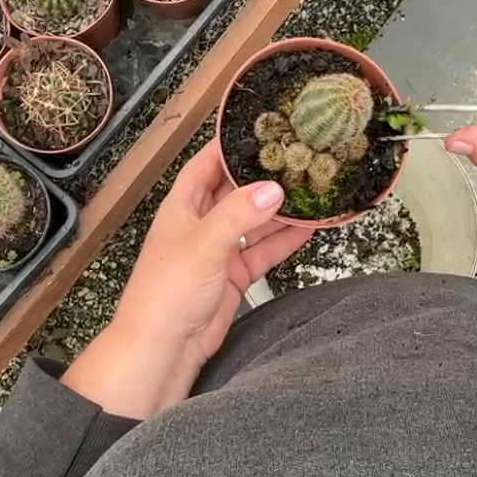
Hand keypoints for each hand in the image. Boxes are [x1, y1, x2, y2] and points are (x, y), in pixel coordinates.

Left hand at [60, 143, 311, 418]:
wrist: (162, 349)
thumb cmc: (165, 294)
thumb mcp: (203, 245)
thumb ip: (238, 215)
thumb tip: (272, 188)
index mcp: (183, 205)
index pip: (209, 162)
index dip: (234, 143)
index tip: (265, 127)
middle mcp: (201, 223)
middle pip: (238, 190)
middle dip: (266, 176)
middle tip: (301, 157)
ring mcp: (219, 250)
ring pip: (256, 221)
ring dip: (282, 210)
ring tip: (314, 190)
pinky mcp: (233, 276)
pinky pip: (264, 251)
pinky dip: (284, 241)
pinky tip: (309, 228)